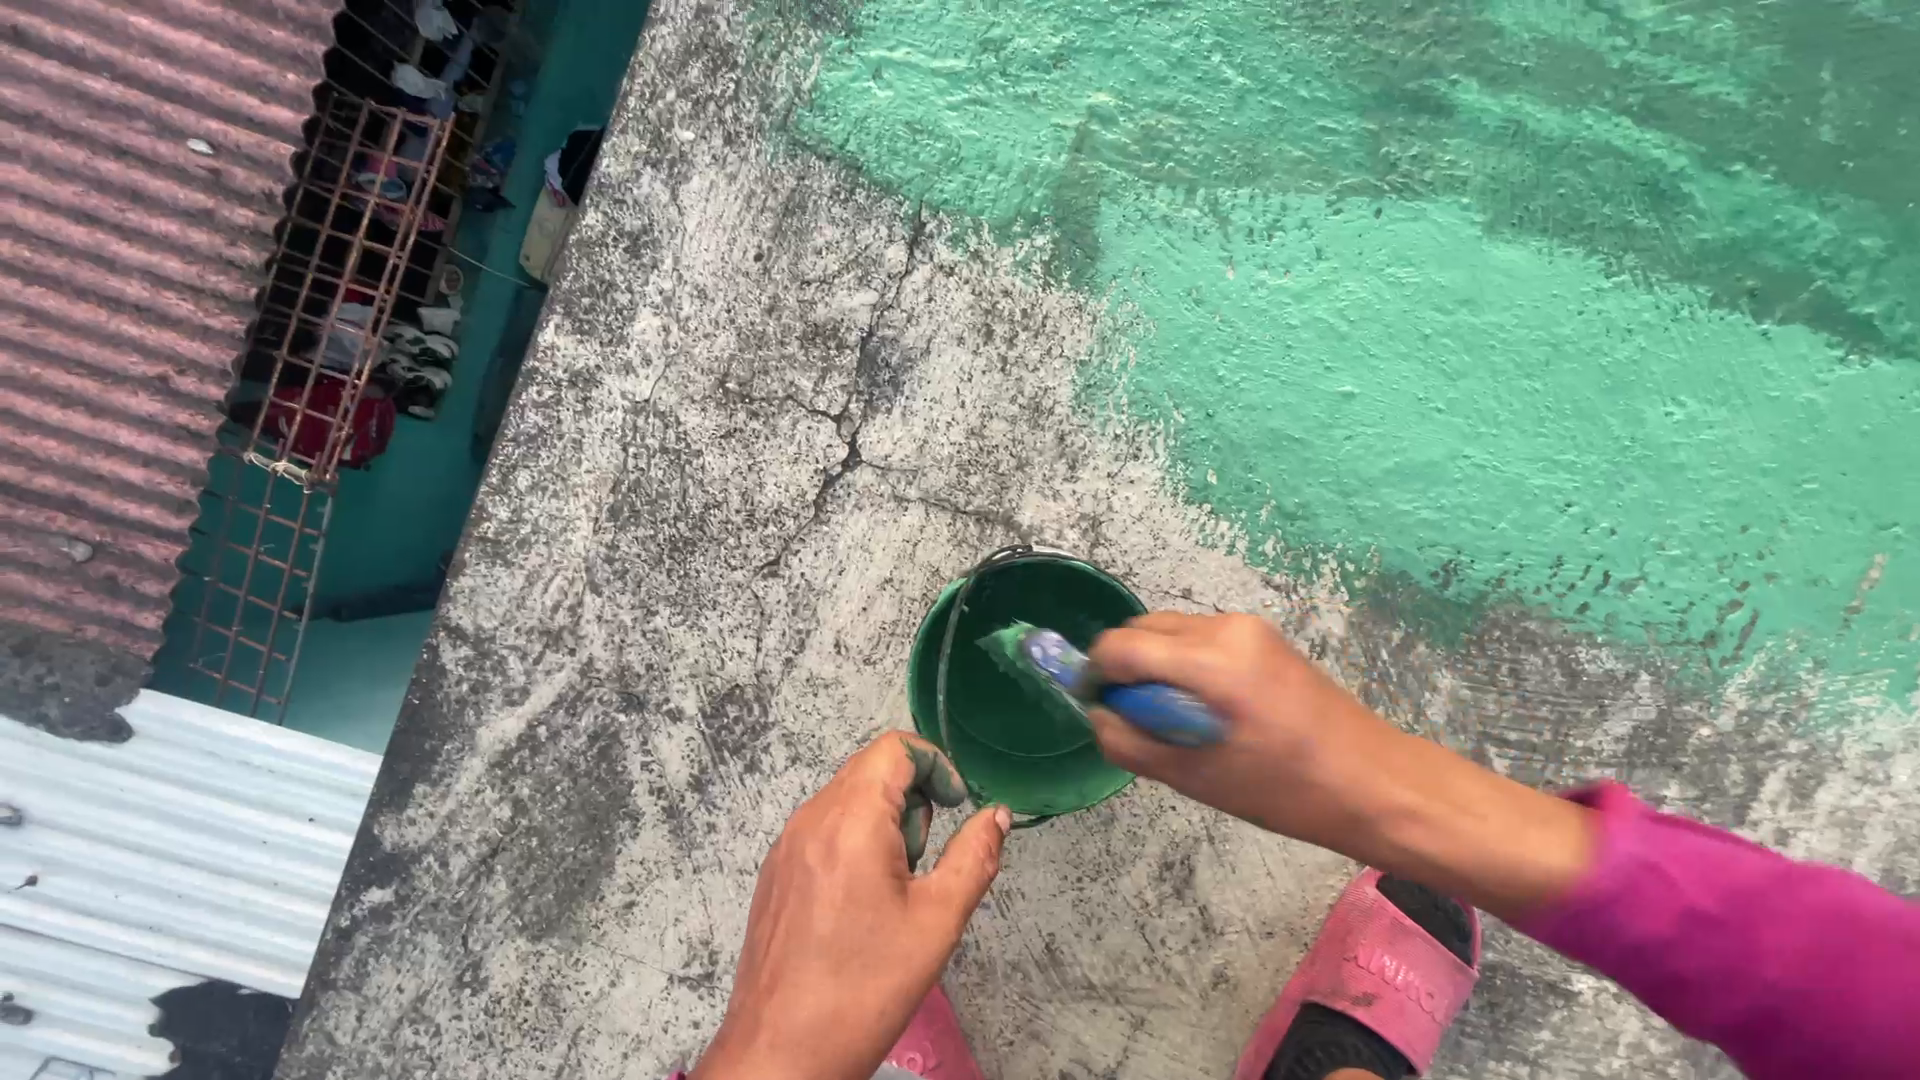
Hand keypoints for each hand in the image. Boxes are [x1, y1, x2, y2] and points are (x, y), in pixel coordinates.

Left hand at [694, 733, 1011, 1079]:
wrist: (779, 1058)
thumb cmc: (864, 988)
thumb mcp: (936, 922)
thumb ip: (974, 857)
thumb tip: (996, 814)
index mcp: (850, 819)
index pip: (895, 748)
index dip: (936, 764)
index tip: (956, 807)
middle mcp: (810, 817)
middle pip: (871, 769)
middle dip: (912, 799)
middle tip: (924, 862)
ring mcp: (786, 844)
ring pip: (848, 798)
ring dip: (884, 822)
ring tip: (894, 889)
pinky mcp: (775, 871)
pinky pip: (824, 827)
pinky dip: (854, 840)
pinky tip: (859, 904)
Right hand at [1086, 613, 1400, 849]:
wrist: (1375, 783)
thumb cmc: (1286, 791)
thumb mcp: (1196, 779)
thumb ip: (1130, 743)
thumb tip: (1098, 715)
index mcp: (1209, 663)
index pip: (1120, 646)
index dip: (1094, 673)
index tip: (1097, 705)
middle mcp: (1225, 628)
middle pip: (1140, 630)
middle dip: (1124, 667)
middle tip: (1137, 717)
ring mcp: (1247, 626)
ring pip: (1168, 630)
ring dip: (1153, 664)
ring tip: (1174, 715)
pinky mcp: (1262, 635)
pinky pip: (1197, 637)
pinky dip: (1181, 662)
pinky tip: (1204, 705)